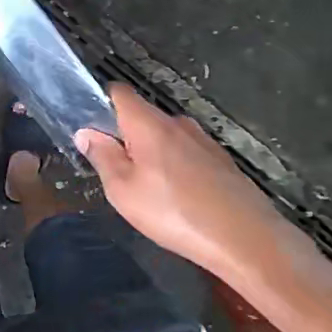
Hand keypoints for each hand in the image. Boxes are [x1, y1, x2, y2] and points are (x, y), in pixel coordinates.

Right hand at [75, 85, 306, 276]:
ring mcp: (204, 142)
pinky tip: (175, 198)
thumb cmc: (173, 212)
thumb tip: (86, 132)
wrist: (245, 238)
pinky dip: (174, 167)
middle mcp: (178, 124)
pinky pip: (186, 154)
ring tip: (145, 189)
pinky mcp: (222, 162)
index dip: (101, 101)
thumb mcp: (122, 189)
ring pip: (166, 138)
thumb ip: (102, 156)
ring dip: (150, 154)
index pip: (121, 93)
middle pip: (143, 117)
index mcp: (149, 124)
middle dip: (124, 136)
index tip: (89, 125)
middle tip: (113, 170)